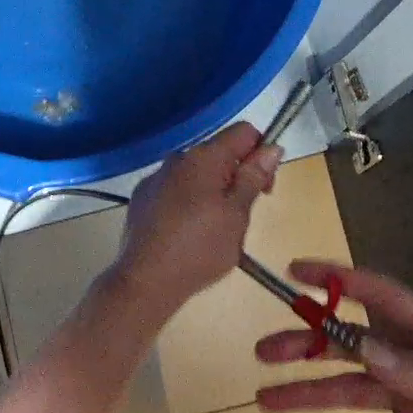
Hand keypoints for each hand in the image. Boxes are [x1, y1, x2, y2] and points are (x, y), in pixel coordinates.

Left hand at [102, 122, 281, 314]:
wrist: (146, 280)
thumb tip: (271, 147)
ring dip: (211, 191)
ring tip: (212, 230)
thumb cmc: (200, 248)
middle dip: (236, 177)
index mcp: (203, 157)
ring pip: (196, 174)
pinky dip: (187, 203)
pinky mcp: (141, 198)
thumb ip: (253, 177)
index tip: (264, 188)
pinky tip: (185, 232)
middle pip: (218, 153)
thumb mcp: (237, 215)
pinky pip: (174, 190)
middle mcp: (176, 159)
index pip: (243, 132)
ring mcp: (155, 178)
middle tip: (240, 217)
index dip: (261, 153)